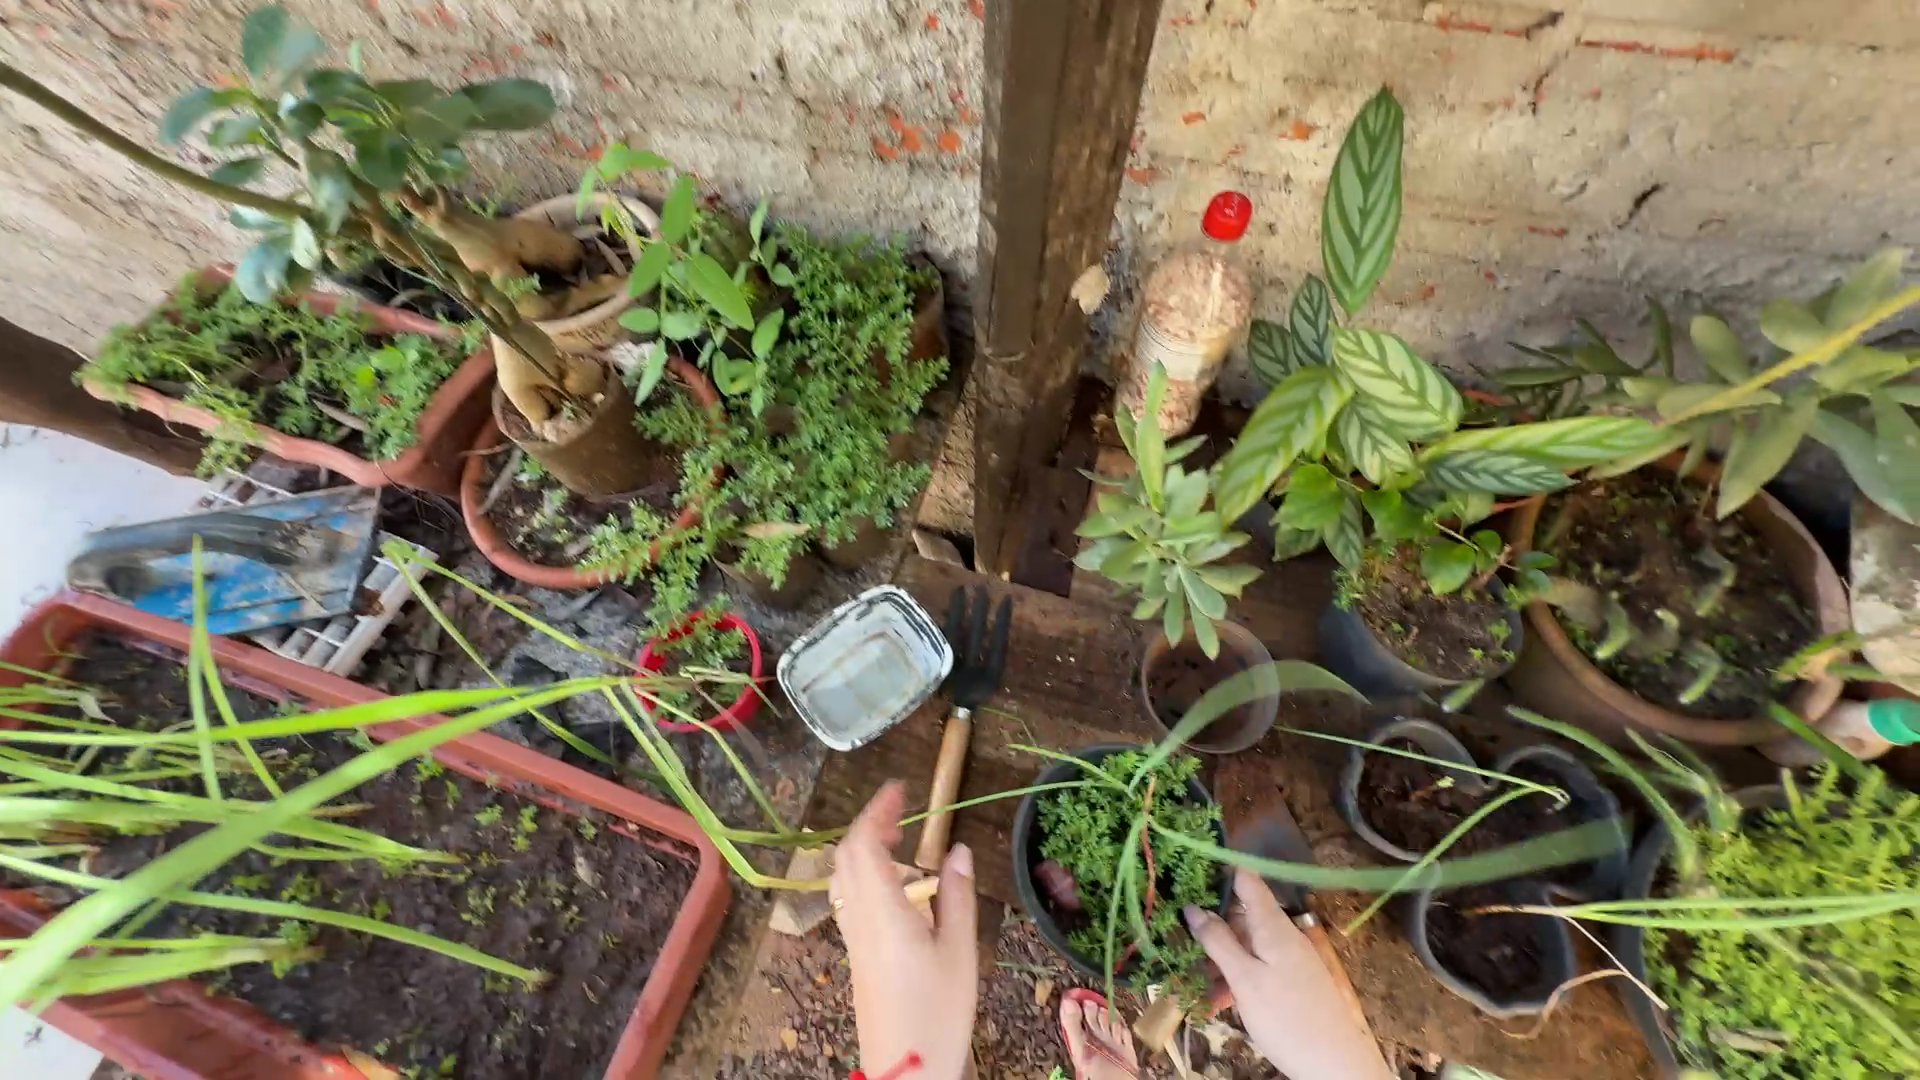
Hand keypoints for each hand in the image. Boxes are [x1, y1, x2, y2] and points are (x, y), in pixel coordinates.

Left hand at [831, 781, 977, 1079]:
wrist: (905, 1074)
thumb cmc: (938, 1014)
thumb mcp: (960, 953)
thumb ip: (957, 896)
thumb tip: (959, 849)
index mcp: (883, 911)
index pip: (865, 844)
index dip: (877, 810)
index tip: (900, 788)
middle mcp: (859, 918)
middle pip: (846, 855)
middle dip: (868, 822)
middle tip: (901, 809)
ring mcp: (853, 938)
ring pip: (842, 876)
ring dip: (863, 846)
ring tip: (897, 837)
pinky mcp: (856, 954)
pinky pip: (848, 896)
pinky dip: (862, 871)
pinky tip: (891, 880)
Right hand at [1185, 868, 1390, 1079]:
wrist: (1339, 1071)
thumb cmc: (1288, 1018)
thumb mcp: (1244, 979)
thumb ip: (1217, 940)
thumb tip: (1192, 907)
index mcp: (1271, 924)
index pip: (1245, 879)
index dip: (1217, 873)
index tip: (1186, 879)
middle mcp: (1281, 934)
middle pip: (1240, 913)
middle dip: (1210, 924)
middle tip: (1178, 940)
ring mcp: (1287, 959)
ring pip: (1245, 944)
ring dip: (1219, 956)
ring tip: (1192, 979)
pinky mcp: (1291, 982)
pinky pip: (1256, 967)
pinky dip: (1235, 976)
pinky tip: (1216, 999)